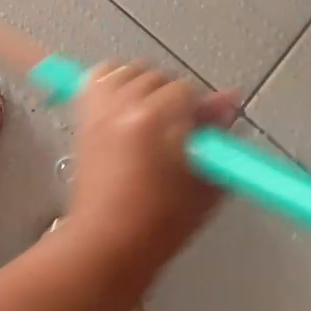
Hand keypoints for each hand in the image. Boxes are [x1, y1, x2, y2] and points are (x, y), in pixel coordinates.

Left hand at [66, 62, 240, 271]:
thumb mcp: (202, 183)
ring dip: (142, 85)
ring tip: (151, 115)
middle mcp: (123, 104)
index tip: (200, 129)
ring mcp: (98, 107)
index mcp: (155, 120)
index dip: (198, 109)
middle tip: (178, 127)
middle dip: (172, 97)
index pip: (185, 89)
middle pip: (155, 76)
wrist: (107, 239)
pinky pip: (97, 76)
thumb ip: (216, 137)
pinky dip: (112, 81)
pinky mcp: (82, 113)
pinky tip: (123, 104)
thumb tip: (229, 100)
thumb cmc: (161, 222)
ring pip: (126, 71)